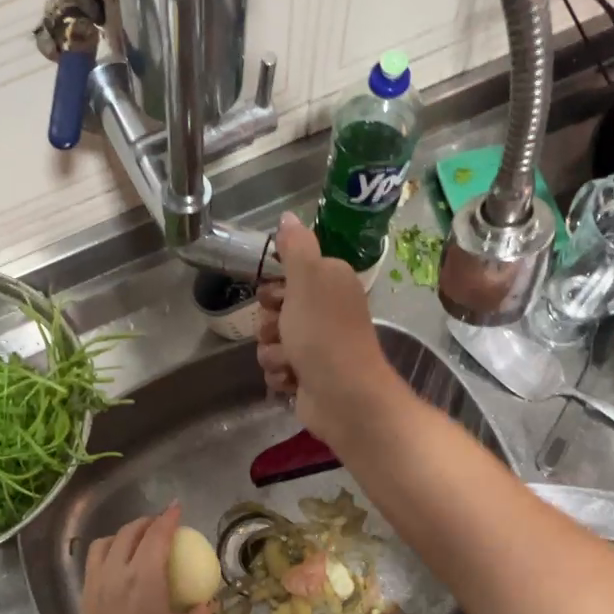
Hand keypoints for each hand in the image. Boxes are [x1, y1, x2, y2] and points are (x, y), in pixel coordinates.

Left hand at [74, 503, 213, 613]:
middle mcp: (115, 575)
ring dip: (124, 534)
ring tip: (141, 541)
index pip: (156, 536)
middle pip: (128, 534)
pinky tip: (121, 566)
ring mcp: (95, 588)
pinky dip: (108, 551)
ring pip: (105, 544)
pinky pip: (94, 563)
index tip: (178, 508)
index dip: (168, 518)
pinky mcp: (85, 602)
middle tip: (164, 525)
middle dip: (147, 523)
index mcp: (144, 580)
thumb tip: (207, 601)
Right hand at [257, 212, 410, 447]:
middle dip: (270, 325)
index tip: (276, 299)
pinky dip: (281, 376)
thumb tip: (287, 217)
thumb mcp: (308, 279)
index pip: (287, 277)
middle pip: (274, 312)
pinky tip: (293, 380)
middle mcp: (325, 312)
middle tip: (284, 332)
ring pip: (271, 343)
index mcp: (329, 283)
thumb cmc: (324, 334)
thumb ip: (296, 247)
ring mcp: (316, 347)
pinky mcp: (307, 377)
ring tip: (291, 361)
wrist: (343, 396)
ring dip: (274, 353)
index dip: (274, 289)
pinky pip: (277, 370)